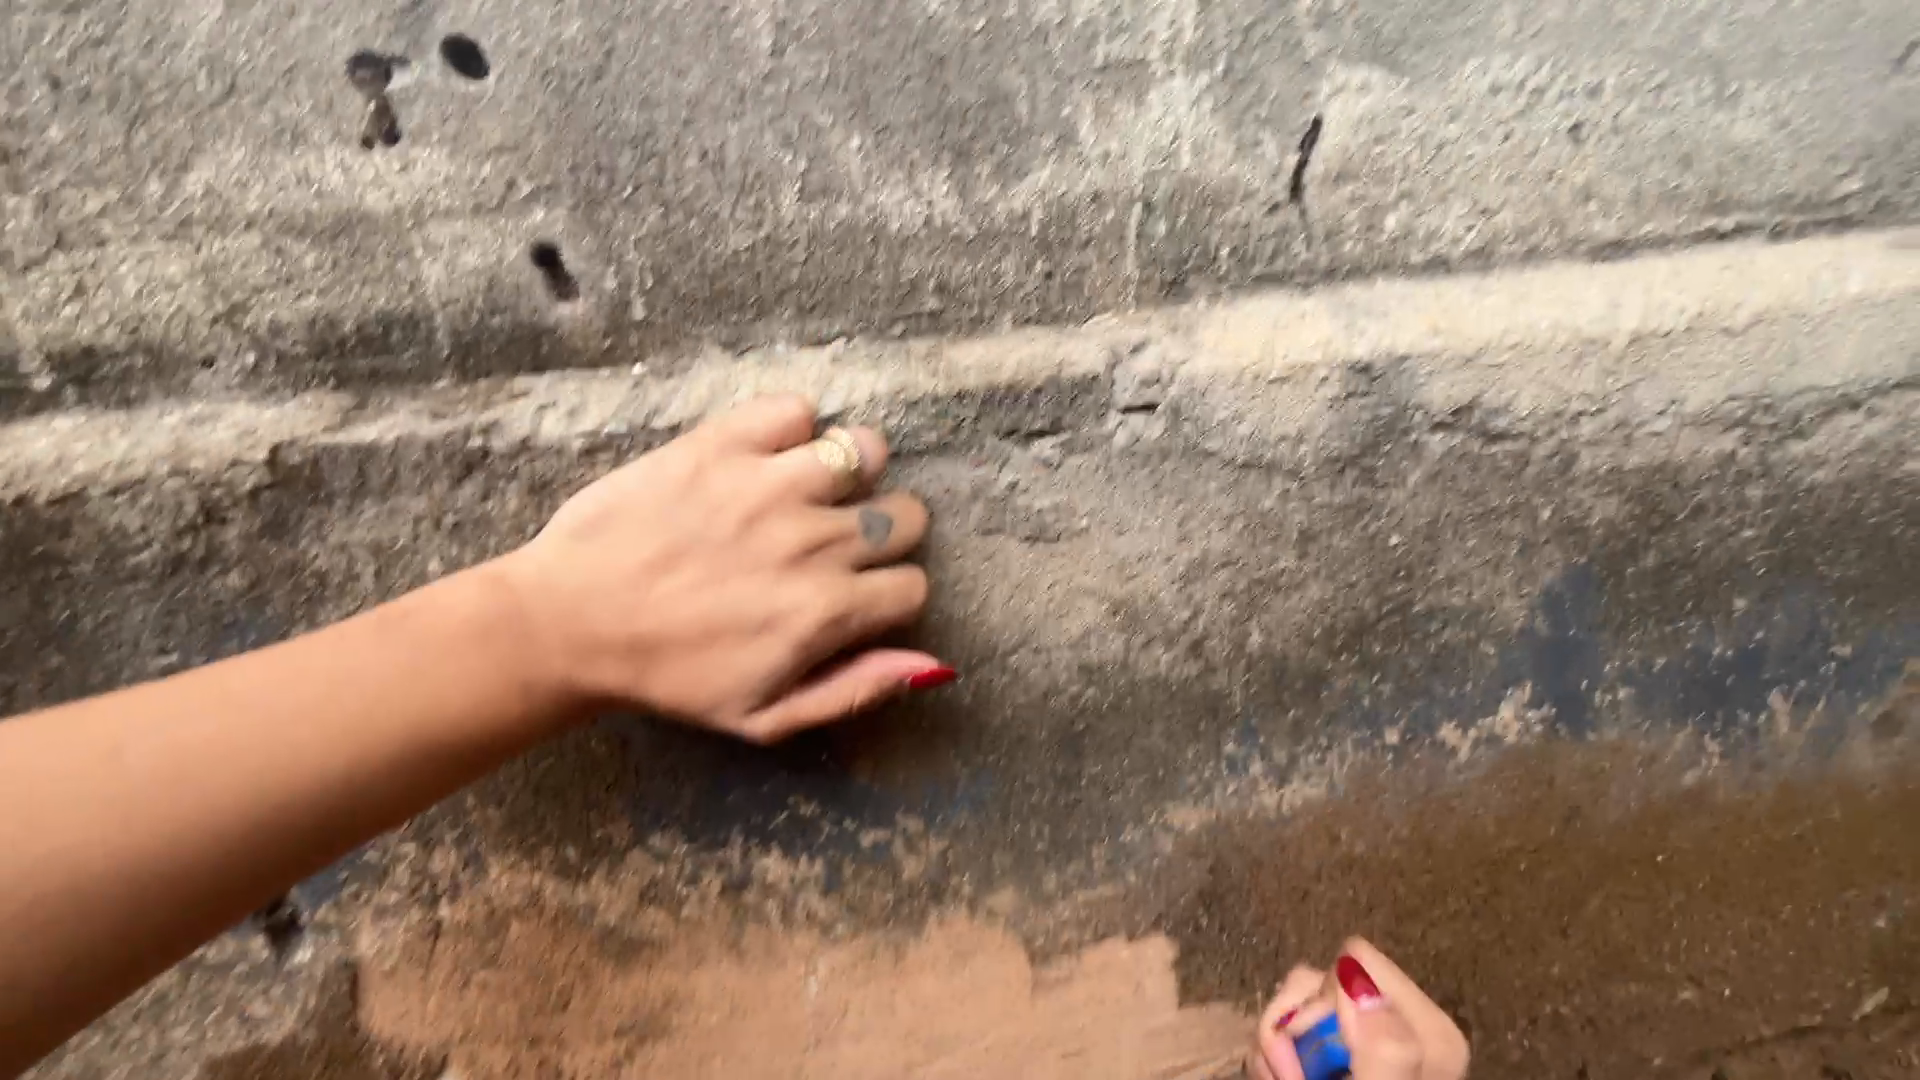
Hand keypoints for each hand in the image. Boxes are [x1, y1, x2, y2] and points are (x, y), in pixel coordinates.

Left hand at [494, 396, 950, 742]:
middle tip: (839, 544)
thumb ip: (856, 689)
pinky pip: (796, 410)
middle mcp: (814, 542)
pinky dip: (793, 428)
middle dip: (885, 534)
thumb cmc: (670, 675)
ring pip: (866, 450)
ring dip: (854, 471)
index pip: (913, 585)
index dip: (890, 595)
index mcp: (826, 612)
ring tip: (817, 490)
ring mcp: (770, 485)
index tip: (858, 596)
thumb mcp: (766, 716)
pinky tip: (769, 456)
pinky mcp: (723, 444)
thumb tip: (937, 664)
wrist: (569, 622)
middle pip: (906, 516)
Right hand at [1249, 938, 1468, 1079]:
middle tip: (1288, 1078)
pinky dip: (1274, 1054)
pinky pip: (1291, 1023)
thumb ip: (1383, 1054)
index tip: (1307, 1057)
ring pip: (1299, 998)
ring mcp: (1370, 1039)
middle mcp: (1405, 1027)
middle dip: (1290, 1024)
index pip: (1355, 963)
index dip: (1317, 1002)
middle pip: (1322, 977)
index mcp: (1432, 1037)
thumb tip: (1356, 978)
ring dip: (1275, 1041)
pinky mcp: (1341, 1051)